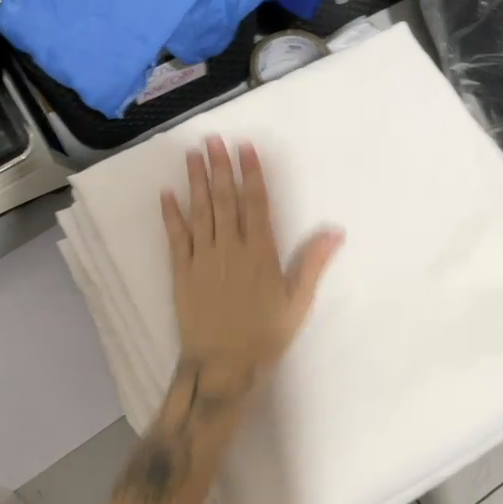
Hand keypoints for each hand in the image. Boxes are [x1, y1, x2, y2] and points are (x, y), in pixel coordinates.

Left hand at [161, 137, 343, 385]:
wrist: (222, 364)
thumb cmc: (265, 334)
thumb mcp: (297, 301)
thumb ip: (313, 263)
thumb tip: (335, 231)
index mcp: (259, 252)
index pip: (255, 203)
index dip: (250, 173)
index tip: (245, 148)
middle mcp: (229, 247)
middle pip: (223, 199)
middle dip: (219, 167)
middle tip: (213, 139)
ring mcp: (202, 257)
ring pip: (199, 210)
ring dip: (195, 180)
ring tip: (193, 154)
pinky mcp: (182, 271)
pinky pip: (176, 236)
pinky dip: (171, 214)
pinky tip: (167, 193)